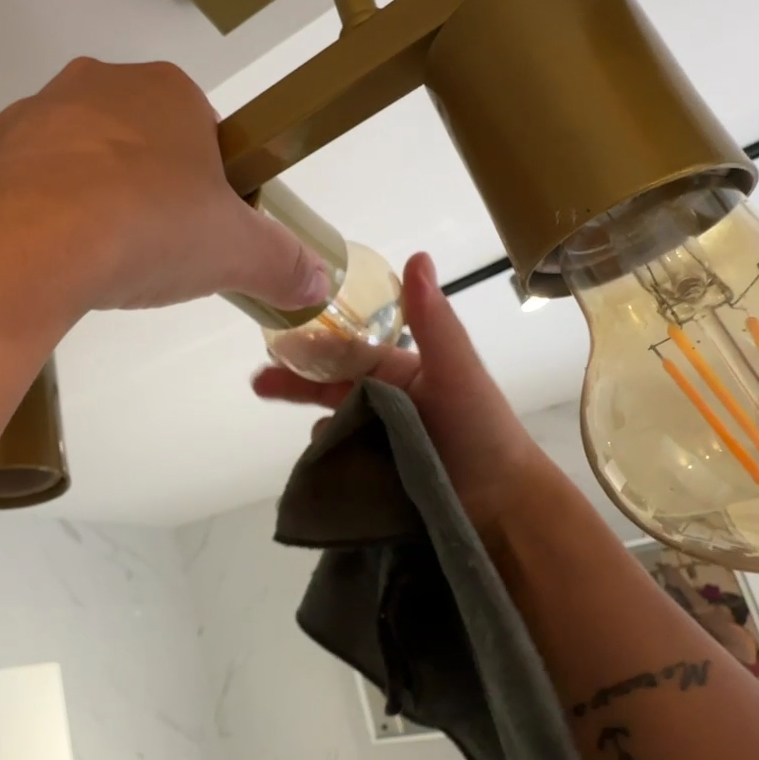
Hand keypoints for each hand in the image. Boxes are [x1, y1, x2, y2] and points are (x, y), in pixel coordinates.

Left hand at [0, 59, 329, 313]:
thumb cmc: (155, 230)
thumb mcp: (237, 253)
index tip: (191, 236)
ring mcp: (39, 112)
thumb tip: (317, 285)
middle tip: (140, 246)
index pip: (197, 136)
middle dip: (138, 183)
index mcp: (171, 97)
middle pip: (129, 134)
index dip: (199, 189)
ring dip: (72, 174)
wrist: (53, 239)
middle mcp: (102, 87)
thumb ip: (282, 264)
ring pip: (61, 134)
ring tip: (79, 236)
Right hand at [253, 252, 544, 532]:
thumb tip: (416, 256)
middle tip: (258, 383)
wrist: (500, 503)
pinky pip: (338, 458)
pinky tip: (315, 458)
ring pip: (331, 421)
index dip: (311, 347)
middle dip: (293, 381)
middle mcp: (385, 400)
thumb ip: (433, 320)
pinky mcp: (373, 471)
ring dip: (306, 417)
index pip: (346, 354)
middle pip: (329, 386)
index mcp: (400, 371)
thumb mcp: (457, 370)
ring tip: (282, 424)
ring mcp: (377, 437)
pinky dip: (324, 455)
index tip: (276, 347)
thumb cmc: (480, 429)